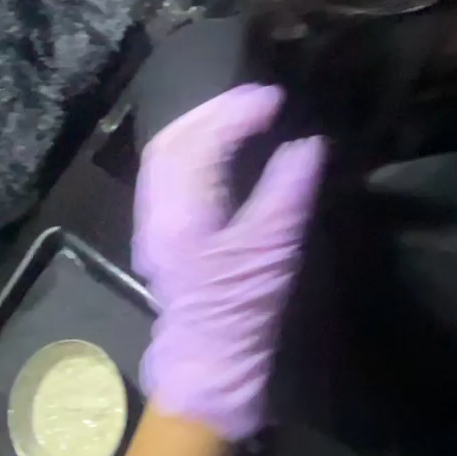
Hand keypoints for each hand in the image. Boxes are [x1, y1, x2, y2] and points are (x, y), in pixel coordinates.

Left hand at [134, 84, 326, 441]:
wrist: (207, 360)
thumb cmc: (244, 311)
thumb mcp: (274, 252)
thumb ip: (288, 192)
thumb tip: (308, 143)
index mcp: (181, 216)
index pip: (202, 145)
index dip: (236, 113)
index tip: (272, 97)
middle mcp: (155, 208)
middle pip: (174, 138)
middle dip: (214, 109)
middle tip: (257, 95)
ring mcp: (148, 214)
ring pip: (165, 147)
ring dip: (201, 120)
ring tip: (240, 107)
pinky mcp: (155, 220)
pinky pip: (165, 163)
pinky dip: (191, 139)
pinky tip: (215, 135)